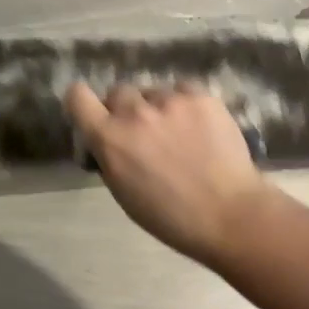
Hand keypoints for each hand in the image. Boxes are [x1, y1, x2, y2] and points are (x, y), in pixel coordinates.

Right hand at [64, 80, 277, 265]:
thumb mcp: (124, 193)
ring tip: (179, 133)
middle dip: (125, 109)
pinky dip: (186, 104)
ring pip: (153, 92)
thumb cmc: (172, 218)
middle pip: (118, 92)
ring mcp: (169, 100)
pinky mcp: (200, 96)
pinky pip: (183, 90)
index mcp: (109, 138)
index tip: (93, 111)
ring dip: (158, 108)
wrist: (231, 215)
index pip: (78, 97)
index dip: (82, 101)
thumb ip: (110, 156)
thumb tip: (108, 141)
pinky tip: (199, 126)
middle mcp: (134, 112)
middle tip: (144, 132)